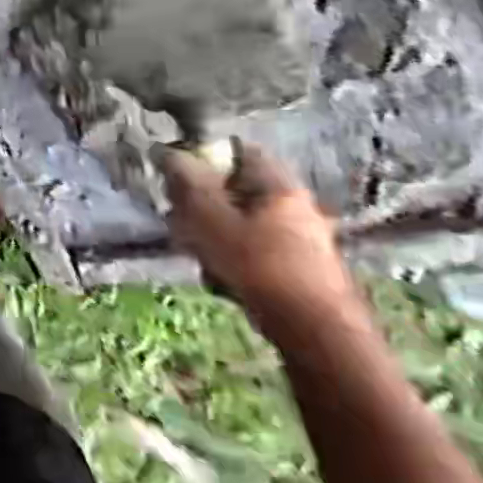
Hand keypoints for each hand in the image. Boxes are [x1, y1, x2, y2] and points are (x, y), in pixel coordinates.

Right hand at [159, 142, 362, 338]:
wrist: (315, 332)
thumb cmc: (255, 262)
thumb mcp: (205, 213)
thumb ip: (183, 177)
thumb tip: (167, 149)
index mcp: (280, 187)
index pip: (239, 150)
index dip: (203, 154)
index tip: (176, 171)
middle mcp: (300, 207)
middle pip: (237, 188)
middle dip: (202, 200)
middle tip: (178, 215)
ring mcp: (306, 241)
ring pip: (243, 220)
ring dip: (213, 231)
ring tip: (196, 252)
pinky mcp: (304, 270)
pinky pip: (256, 249)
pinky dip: (232, 256)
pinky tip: (220, 277)